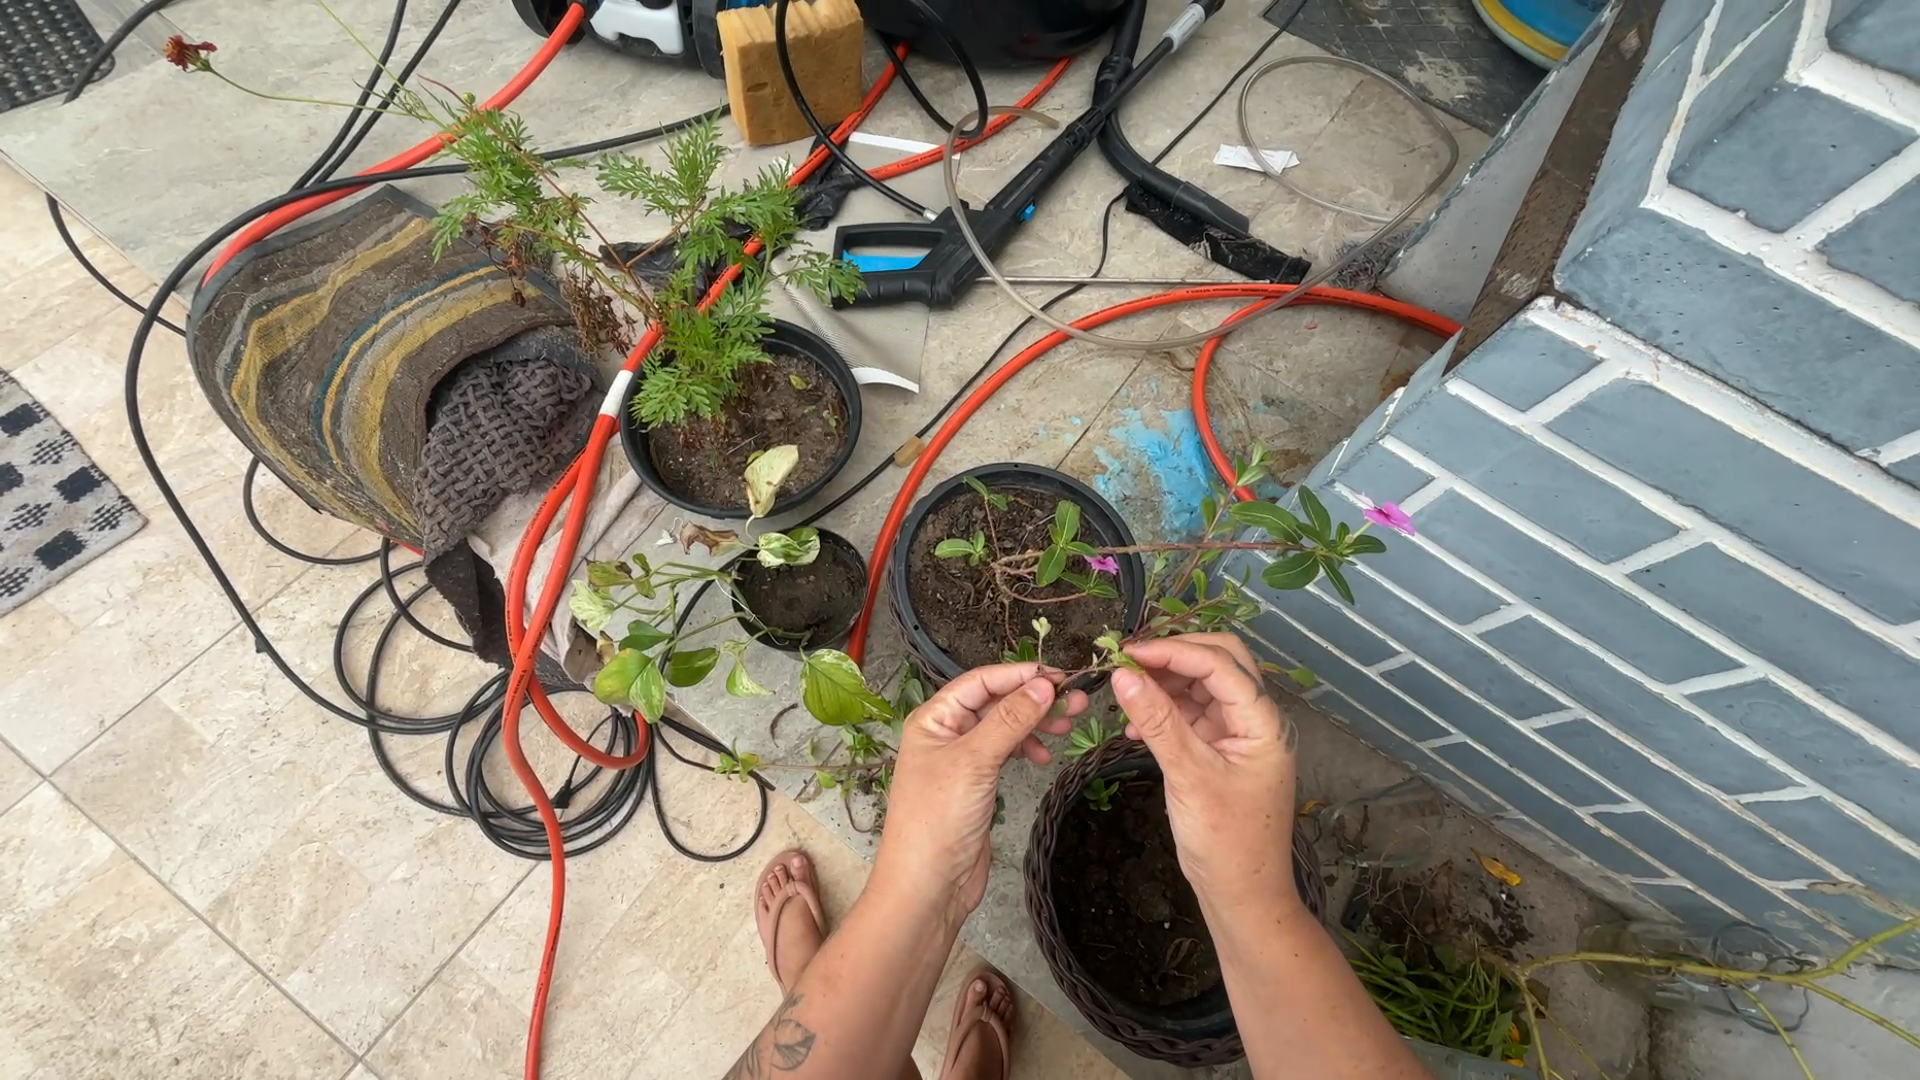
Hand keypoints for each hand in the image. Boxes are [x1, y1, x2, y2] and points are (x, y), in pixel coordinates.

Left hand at [872, 663, 1087, 926]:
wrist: (927, 887)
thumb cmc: (937, 819)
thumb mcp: (975, 762)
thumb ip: (1010, 720)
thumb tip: (1044, 685)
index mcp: (934, 718)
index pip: (981, 681)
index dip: (1020, 675)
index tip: (1060, 676)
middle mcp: (946, 732)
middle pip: (996, 702)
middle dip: (1034, 699)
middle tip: (1077, 702)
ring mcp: (961, 759)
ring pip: (1004, 727)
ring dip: (1035, 723)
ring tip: (1069, 726)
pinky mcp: (975, 783)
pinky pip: (1005, 752)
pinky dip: (1026, 749)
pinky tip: (1044, 757)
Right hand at [1110, 633, 1300, 913]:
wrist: (1242, 894)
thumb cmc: (1226, 840)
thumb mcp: (1188, 776)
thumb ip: (1157, 721)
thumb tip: (1122, 674)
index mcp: (1263, 722)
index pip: (1220, 664)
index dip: (1173, 651)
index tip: (1128, 654)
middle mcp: (1253, 718)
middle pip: (1218, 661)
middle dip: (1173, 655)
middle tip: (1129, 660)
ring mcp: (1235, 732)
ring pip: (1200, 683)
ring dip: (1164, 681)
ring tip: (1126, 691)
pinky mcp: (1217, 746)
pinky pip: (1189, 711)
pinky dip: (1162, 709)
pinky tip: (1134, 726)